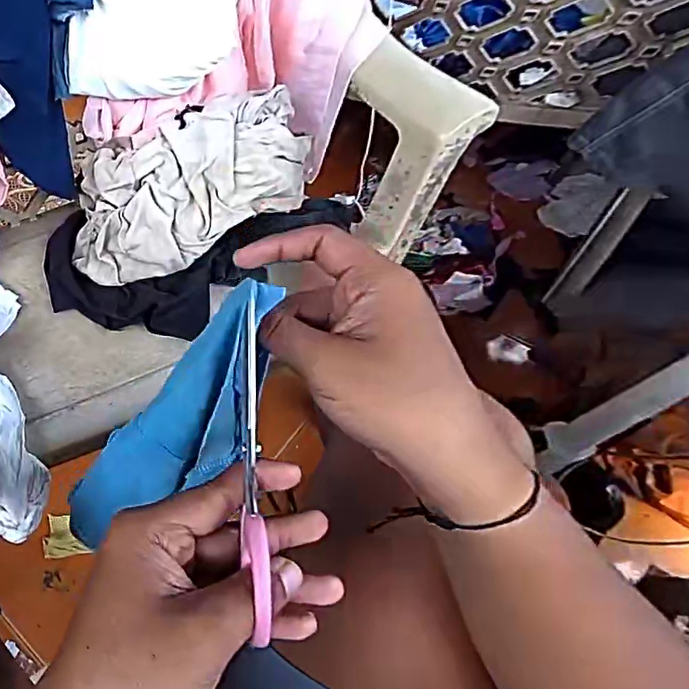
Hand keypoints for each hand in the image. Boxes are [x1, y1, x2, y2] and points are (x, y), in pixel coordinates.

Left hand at [36, 460, 342, 688]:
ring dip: (275, 585)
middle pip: (229, 535)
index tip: (296, 473)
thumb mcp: (206, 629)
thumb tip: (289, 570)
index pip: (215, 495)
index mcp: (152, 532)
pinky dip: (252, 611)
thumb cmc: (138, 671)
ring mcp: (162, 580)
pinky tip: (298, 622)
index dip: (259, 482)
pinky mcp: (168, 610)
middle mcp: (156, 547)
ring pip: (229, 571)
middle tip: (323, 529)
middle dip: (278, 541)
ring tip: (328, 589)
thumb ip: (253, 594)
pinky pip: (217, 599)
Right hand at [234, 226, 533, 520]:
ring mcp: (379, 322)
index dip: (276, 245)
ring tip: (278, 363)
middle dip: (282, 310)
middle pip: (315, 286)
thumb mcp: (325, 363)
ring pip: (320, 316)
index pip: (320, 241)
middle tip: (254, 336)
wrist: (444, 447)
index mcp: (375, 281)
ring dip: (294, 335)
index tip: (243, 261)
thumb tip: (261, 323)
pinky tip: (298, 372)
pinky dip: (310, 350)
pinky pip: (333, 337)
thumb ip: (283, 334)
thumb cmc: (396, 400)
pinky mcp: (377, 349)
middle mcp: (379, 294)